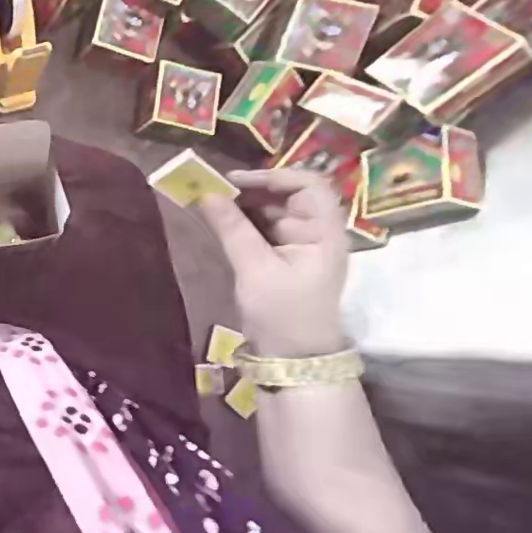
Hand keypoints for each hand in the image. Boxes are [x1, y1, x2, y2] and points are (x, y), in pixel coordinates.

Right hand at [196, 168, 349, 357]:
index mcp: (324, 231)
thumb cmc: (282, 313)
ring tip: (212, 206)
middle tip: (214, 192)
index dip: (272, 175)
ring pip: (272, 211)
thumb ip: (233, 230)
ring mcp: (299, 245)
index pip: (307, 184)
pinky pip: (263, 230)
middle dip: (252, 190)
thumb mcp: (255, 269)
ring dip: (243, 206)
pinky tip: (220, 223)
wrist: (292, 357)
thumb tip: (207, 195)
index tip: (233, 182)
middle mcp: (315, 231)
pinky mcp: (282, 258)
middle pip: (288, 195)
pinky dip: (242, 223)